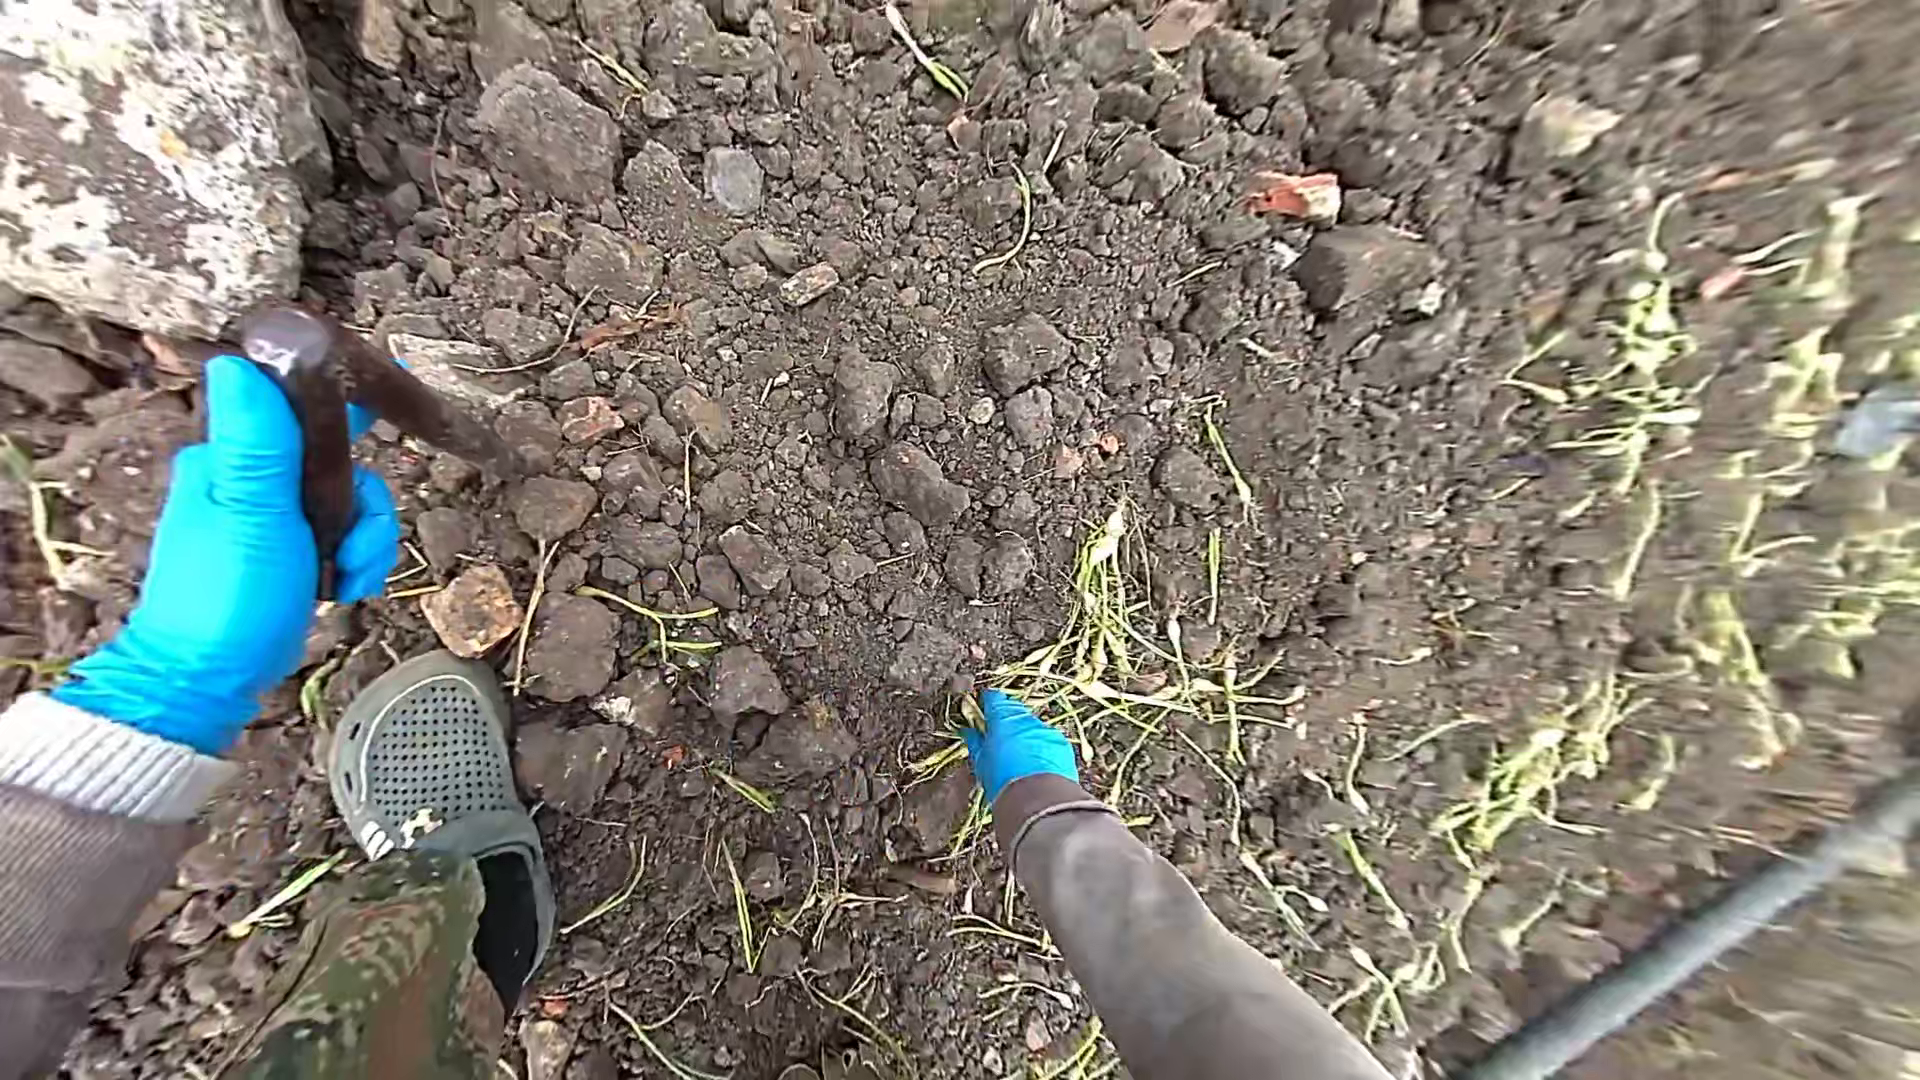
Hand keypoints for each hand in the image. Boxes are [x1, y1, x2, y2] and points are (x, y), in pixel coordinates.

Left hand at [53, 355, 399, 754]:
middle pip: (353, 472)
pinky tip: (345, 584)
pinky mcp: (304, 545)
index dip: (349, 406)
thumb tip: (240, 365)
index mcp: (237, 462)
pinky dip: (364, 562)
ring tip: (347, 576)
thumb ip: (257, 445)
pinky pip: (360, 537)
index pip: (302, 414)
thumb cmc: (230, 589)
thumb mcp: (252, 514)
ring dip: (370, 545)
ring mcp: (284, 516)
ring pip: (365, 509)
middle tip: (352, 548)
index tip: (398, 395)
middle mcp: (260, 482)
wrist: (218, 666)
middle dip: (370, 515)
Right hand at [962, 689, 1078, 801]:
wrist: (1038, 800)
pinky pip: (1047, 740)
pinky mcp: (1061, 744)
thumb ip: (976, 742)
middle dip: (1007, 720)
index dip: (988, 702)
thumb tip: (970, 733)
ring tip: (1018, 757)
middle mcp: (1026, 718)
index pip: (994, 699)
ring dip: (1024, 735)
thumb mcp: (982, 762)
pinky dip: (1040, 747)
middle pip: (1014, 711)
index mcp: (1003, 718)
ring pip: (1031, 726)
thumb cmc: (1003, 781)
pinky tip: (1035, 765)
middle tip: (1000, 738)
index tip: (985, 710)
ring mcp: (1045, 730)